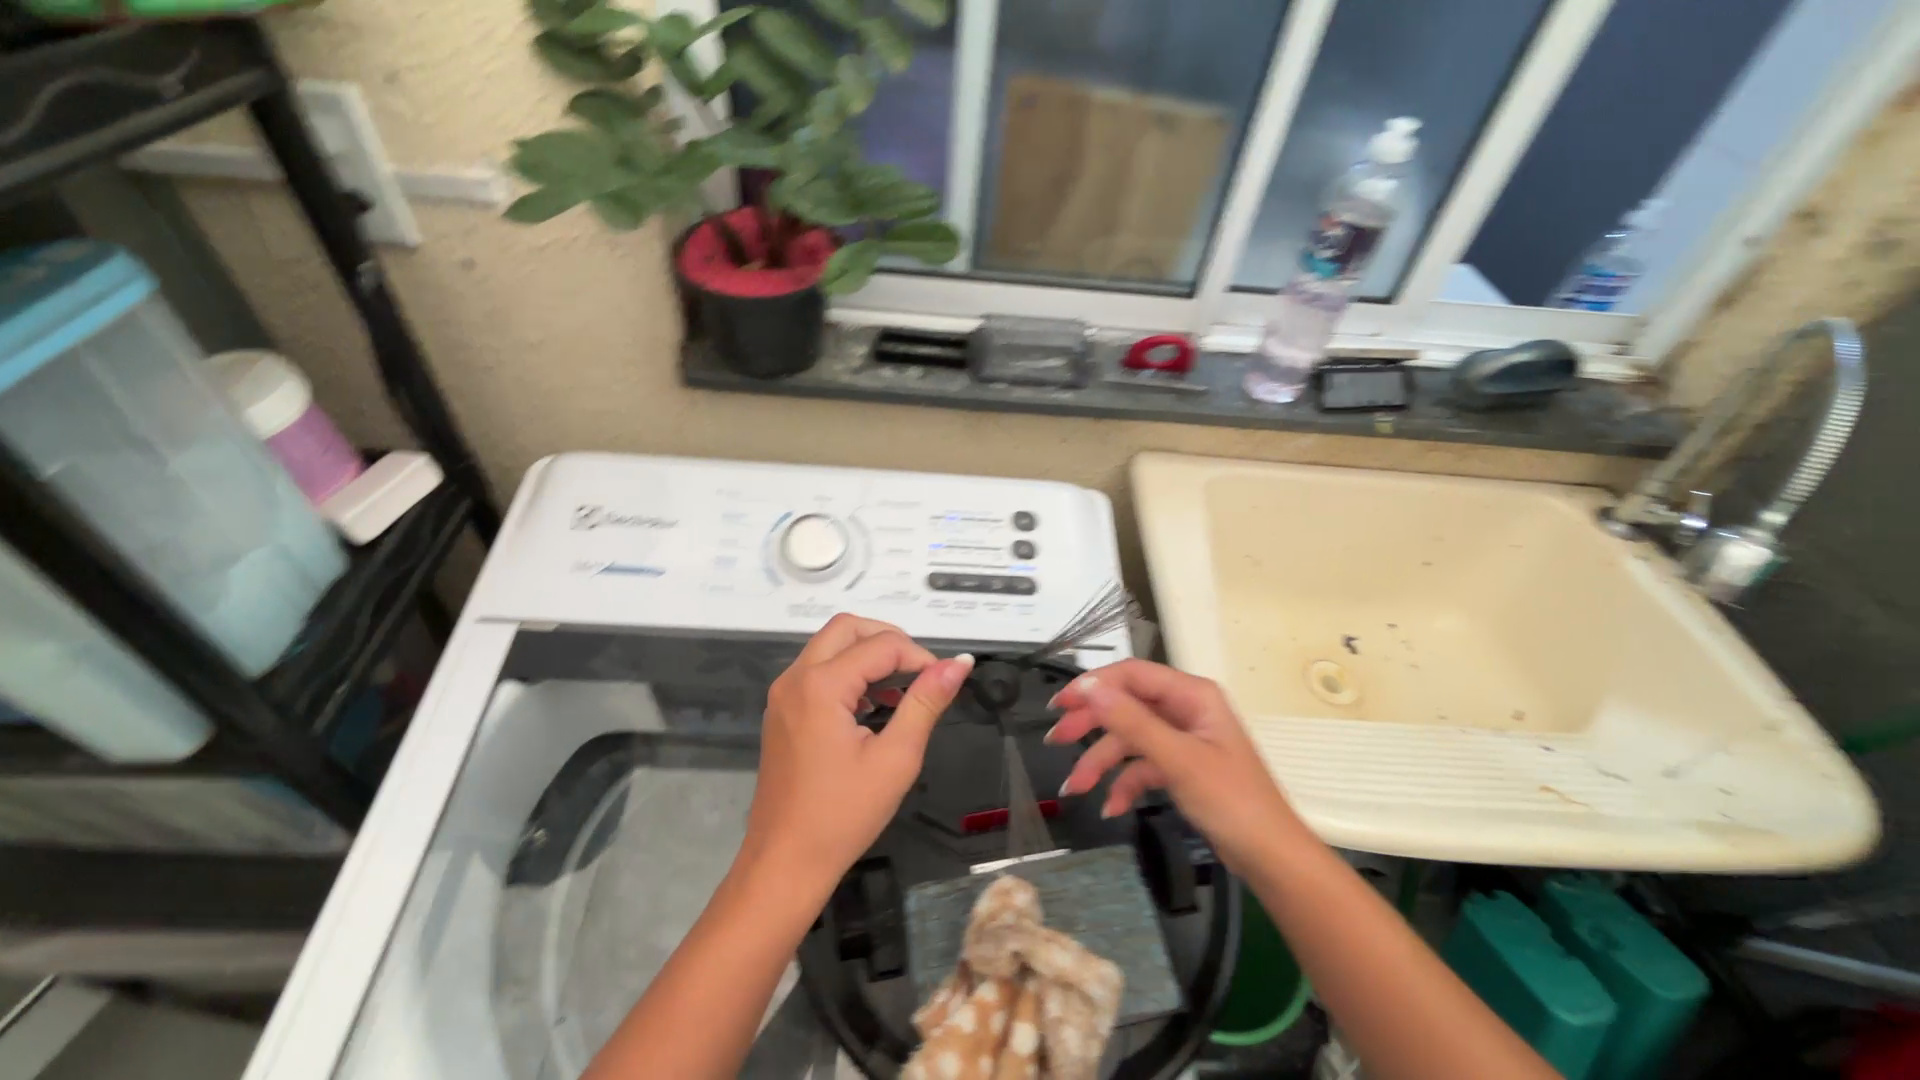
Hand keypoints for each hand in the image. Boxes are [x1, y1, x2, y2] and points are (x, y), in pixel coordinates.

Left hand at [743, 614, 974, 888]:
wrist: (785, 862)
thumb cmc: (843, 815)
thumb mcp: (895, 758)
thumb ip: (926, 703)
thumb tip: (959, 664)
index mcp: (820, 686)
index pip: (880, 645)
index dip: (920, 656)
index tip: (945, 682)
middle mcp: (795, 679)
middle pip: (846, 628)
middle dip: (889, 639)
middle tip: (922, 671)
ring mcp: (783, 695)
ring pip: (829, 647)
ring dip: (868, 655)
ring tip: (903, 690)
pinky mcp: (781, 713)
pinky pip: (817, 672)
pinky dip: (848, 673)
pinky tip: (875, 707)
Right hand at [1046, 659, 1305, 870]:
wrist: (1271, 856)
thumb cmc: (1232, 802)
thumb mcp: (1177, 759)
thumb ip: (1131, 721)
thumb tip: (1089, 688)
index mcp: (1192, 695)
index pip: (1132, 675)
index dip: (1093, 685)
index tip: (1060, 705)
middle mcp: (1187, 710)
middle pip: (1126, 705)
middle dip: (1092, 724)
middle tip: (1057, 740)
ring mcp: (1184, 739)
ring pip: (1130, 739)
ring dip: (1102, 763)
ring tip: (1076, 788)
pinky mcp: (1182, 768)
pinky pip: (1143, 766)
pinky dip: (1124, 783)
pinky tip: (1110, 806)